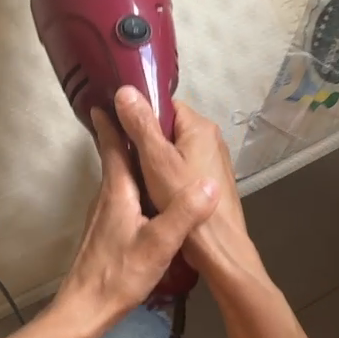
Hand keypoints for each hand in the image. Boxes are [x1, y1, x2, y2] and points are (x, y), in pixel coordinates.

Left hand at [50, 107, 217, 335]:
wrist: (85, 310)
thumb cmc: (119, 275)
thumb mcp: (159, 245)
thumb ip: (184, 214)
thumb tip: (211, 183)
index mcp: (117, 192)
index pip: (113, 146)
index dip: (113, 121)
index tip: (113, 96)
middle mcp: (106, 197)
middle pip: (116, 157)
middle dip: (126, 134)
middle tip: (144, 115)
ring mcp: (103, 216)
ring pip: (118, 178)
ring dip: (131, 159)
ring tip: (153, 149)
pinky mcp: (105, 232)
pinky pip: (121, 196)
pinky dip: (133, 183)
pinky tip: (149, 196)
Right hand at [112, 86, 262, 281]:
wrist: (217, 247)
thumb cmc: (184, 200)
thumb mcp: (156, 160)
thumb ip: (140, 125)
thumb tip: (124, 90)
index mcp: (200, 127)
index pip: (164, 106)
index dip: (141, 117)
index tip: (121, 132)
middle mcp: (211, 138)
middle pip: (168, 128)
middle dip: (146, 141)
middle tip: (125, 157)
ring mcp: (213, 160)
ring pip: (174, 150)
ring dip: (154, 160)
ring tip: (136, 175)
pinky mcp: (210, 180)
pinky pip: (182, 167)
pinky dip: (166, 175)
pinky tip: (154, 191)